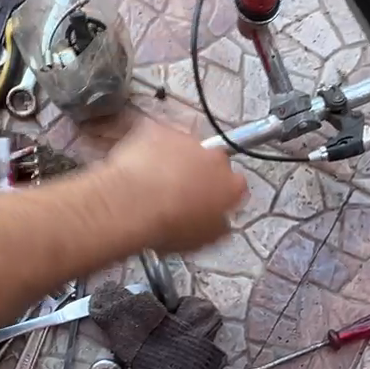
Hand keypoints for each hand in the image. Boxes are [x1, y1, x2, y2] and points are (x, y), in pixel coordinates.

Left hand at [99, 116, 247, 253]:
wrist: (133, 204)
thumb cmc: (170, 226)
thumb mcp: (202, 239)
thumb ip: (219, 225)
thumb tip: (221, 221)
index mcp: (232, 186)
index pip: (236, 187)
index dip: (222, 195)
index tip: (209, 204)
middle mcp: (216, 158)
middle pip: (214, 163)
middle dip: (202, 174)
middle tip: (182, 192)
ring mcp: (187, 140)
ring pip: (186, 147)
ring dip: (177, 160)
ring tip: (156, 180)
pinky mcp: (159, 129)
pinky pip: (159, 138)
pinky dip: (153, 148)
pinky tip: (141, 166)